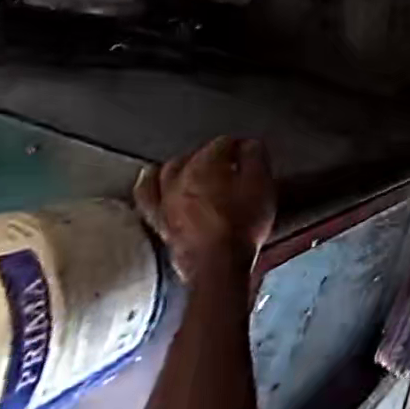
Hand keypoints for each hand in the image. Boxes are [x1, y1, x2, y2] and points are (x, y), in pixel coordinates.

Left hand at [134, 137, 275, 282]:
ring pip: (167, 171)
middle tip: (231, 158)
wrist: (219, 266)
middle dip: (213, 153)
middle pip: (196, 154)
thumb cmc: (242, 224)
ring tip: (194, 163)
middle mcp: (179, 180)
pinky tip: (152, 180)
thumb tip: (249, 144)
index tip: (251, 151)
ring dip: (183, 164)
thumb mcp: (262, 183)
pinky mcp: (160, 223)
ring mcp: (165, 202)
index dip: (240, 145)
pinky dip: (150, 184)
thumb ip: (256, 157)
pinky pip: (147, 196)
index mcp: (205, 165)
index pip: (223, 142)